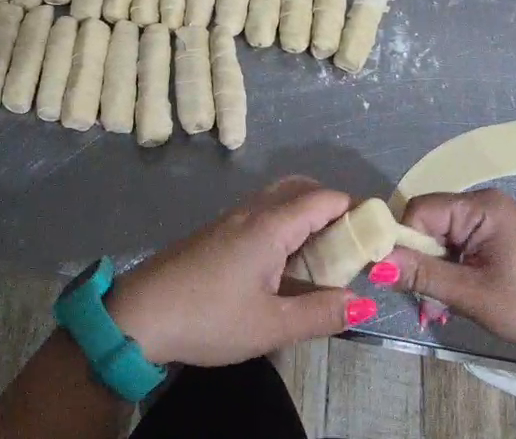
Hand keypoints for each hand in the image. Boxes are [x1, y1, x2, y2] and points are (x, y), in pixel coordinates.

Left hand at [106, 177, 362, 366]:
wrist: (140, 315)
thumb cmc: (209, 318)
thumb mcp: (271, 326)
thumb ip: (320, 314)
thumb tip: (362, 302)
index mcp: (271, 225)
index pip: (324, 198)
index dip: (355, 211)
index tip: (375, 237)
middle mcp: (254, 211)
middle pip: (302, 189)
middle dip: (332, 208)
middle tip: (349, 246)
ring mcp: (233, 218)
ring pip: (280, 199)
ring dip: (307, 216)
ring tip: (322, 258)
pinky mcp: (219, 232)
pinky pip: (263, 213)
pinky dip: (286, 224)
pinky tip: (286, 265)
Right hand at [389, 189, 515, 360]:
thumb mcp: (471, 294)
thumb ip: (423, 275)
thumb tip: (376, 263)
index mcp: (481, 206)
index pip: (422, 209)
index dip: (405, 241)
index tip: (401, 277)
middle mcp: (484, 203)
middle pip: (429, 221)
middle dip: (420, 259)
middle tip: (424, 301)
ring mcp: (491, 219)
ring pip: (440, 236)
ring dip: (434, 268)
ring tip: (440, 306)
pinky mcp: (494, 237)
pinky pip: (456, 243)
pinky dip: (449, 268)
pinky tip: (455, 295)